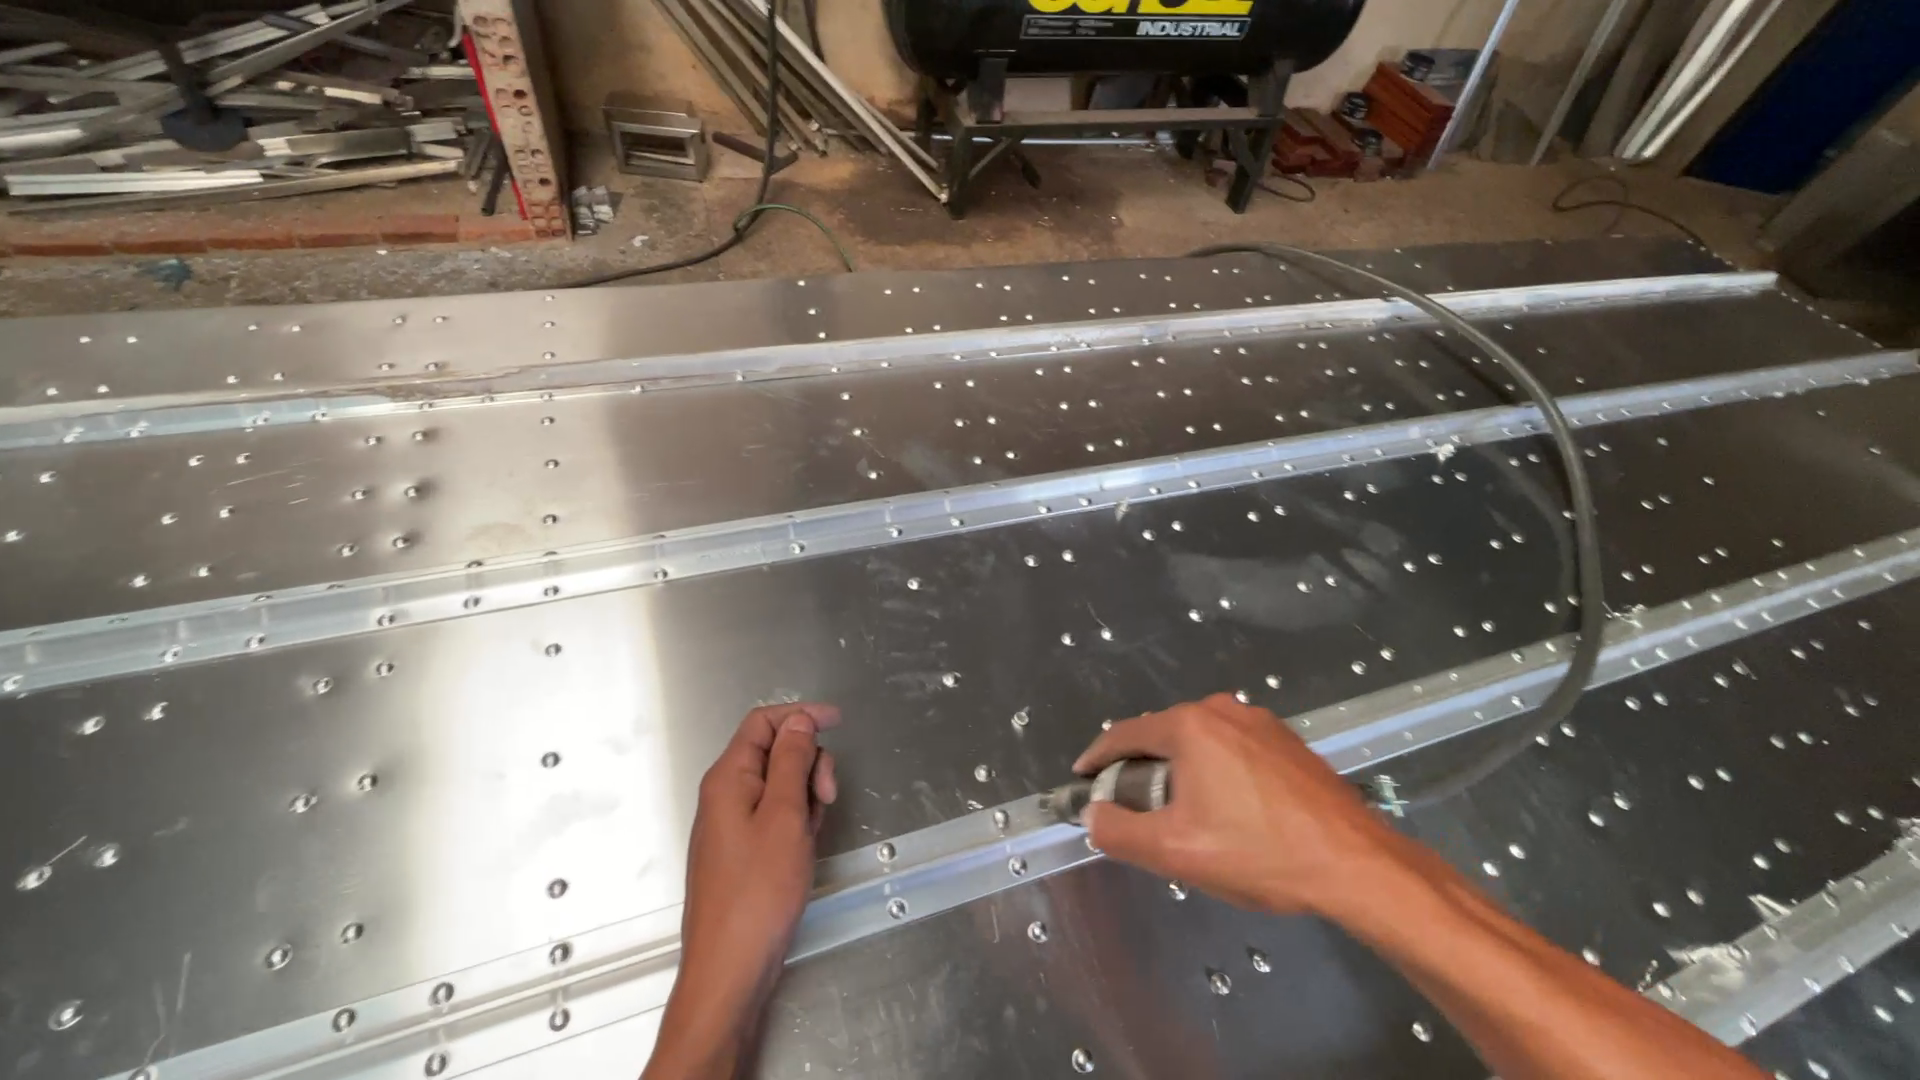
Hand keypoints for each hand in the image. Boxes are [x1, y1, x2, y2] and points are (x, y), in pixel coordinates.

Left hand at [644, 703, 838, 1079]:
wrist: (731, 967)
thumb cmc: (759, 891)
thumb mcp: (784, 816)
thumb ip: (792, 761)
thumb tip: (799, 721)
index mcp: (728, 778)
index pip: (763, 723)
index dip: (801, 715)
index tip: (838, 721)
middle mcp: (725, 794)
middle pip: (774, 751)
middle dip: (808, 763)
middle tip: (826, 796)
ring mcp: (732, 824)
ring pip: (779, 785)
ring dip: (806, 795)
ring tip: (813, 830)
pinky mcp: (742, 850)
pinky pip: (775, 815)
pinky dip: (796, 820)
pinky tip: (804, 846)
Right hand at [1075, 693, 1409, 916]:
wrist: (1356, 864)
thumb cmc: (1258, 853)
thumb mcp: (1174, 851)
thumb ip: (1118, 831)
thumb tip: (1094, 813)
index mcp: (1190, 725)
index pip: (1124, 734)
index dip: (1097, 758)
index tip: (1082, 779)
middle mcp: (1223, 710)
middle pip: (1162, 737)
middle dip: (1140, 771)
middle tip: (1134, 812)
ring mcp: (1261, 723)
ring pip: (1199, 744)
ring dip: (1180, 773)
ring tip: (1183, 817)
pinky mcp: (1288, 743)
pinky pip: (1232, 751)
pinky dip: (1214, 773)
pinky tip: (1228, 811)